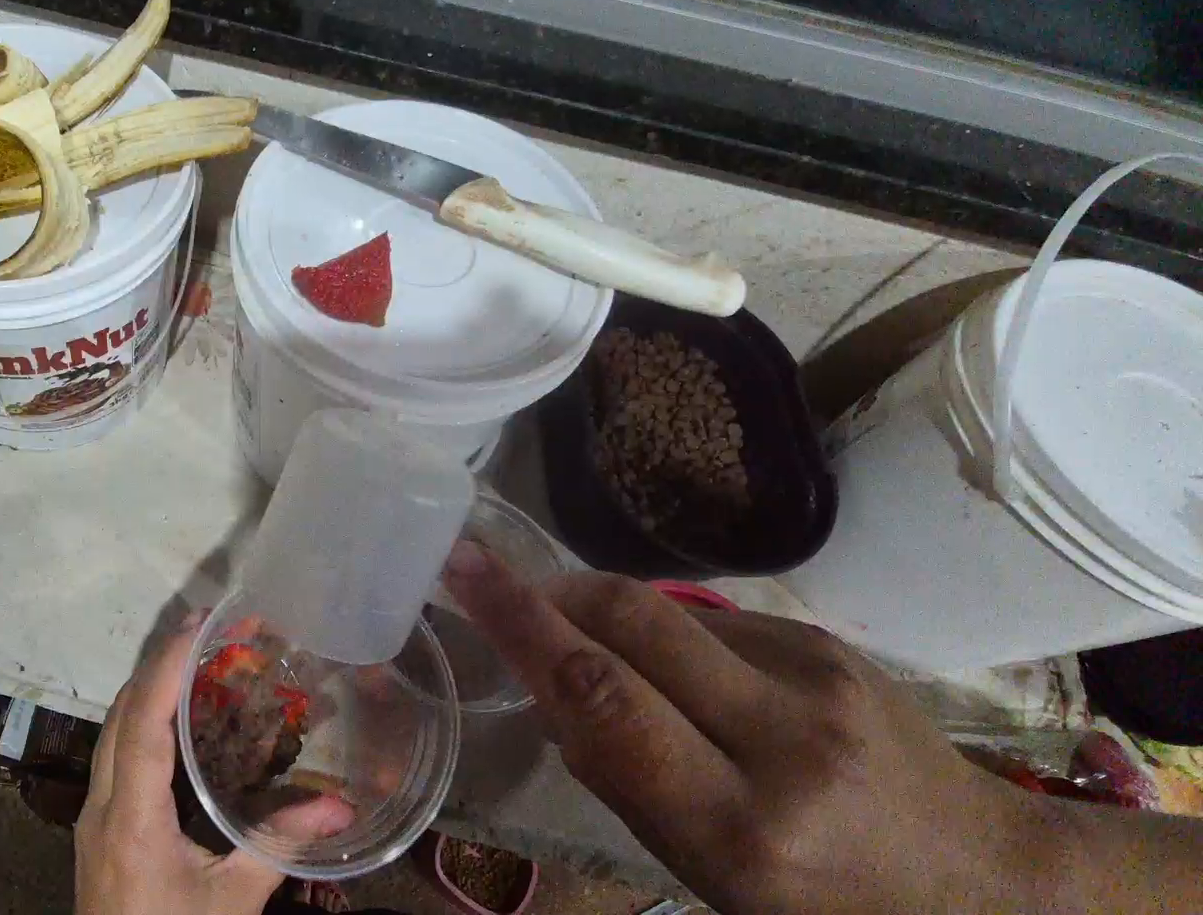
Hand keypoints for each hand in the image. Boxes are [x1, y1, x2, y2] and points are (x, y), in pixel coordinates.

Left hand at [75, 614, 353, 914]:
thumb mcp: (233, 904)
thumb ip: (282, 847)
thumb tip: (341, 807)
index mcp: (132, 820)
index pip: (142, 722)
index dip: (168, 668)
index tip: (200, 626)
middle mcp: (101, 806)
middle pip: (121, 712)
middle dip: (161, 662)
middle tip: (209, 629)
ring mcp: (92, 814)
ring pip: (111, 728)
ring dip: (149, 686)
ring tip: (196, 656)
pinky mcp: (96, 824)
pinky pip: (114, 750)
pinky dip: (142, 716)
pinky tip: (176, 714)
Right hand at [442, 541, 1057, 914]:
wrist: (988, 885)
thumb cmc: (819, 906)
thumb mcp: (704, 872)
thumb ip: (618, 770)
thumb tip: (544, 681)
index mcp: (740, 825)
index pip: (604, 696)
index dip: (522, 624)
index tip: (464, 571)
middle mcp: (783, 736)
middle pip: (629, 617)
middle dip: (544, 590)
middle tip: (486, 574)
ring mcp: (815, 675)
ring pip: (659, 606)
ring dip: (594, 609)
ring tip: (575, 632)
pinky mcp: (825, 639)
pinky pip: (704, 616)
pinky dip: (657, 630)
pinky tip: (671, 665)